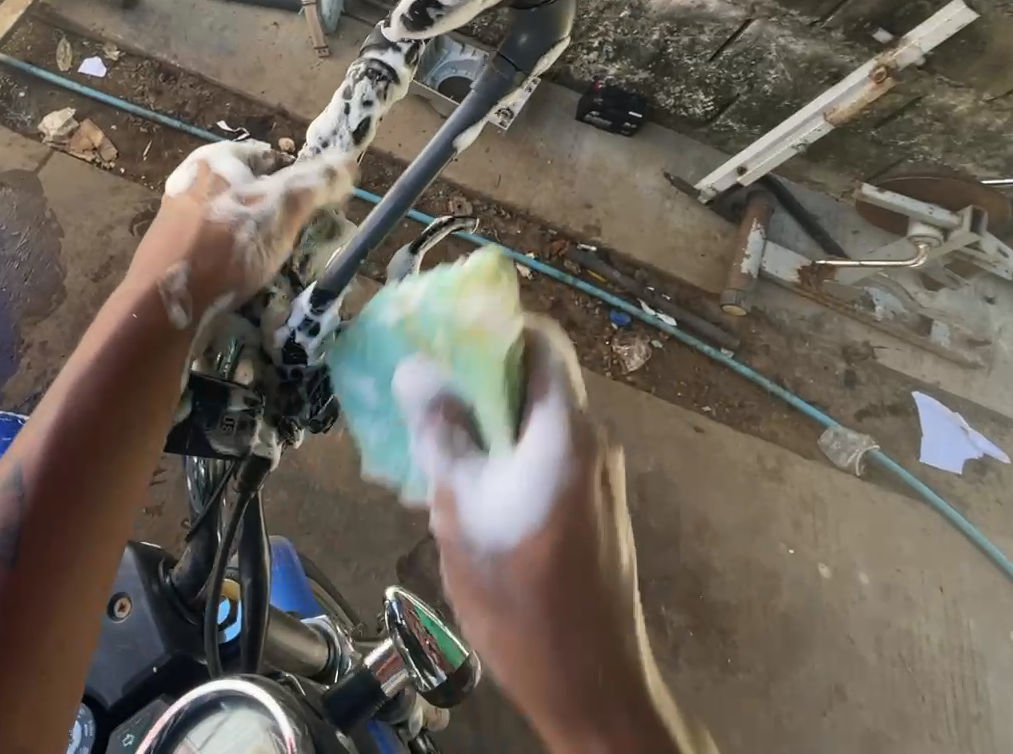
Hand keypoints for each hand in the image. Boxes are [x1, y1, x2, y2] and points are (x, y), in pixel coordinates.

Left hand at [129, 141, 354, 332]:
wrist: (165, 304)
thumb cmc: (227, 246)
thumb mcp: (282, 209)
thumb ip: (316, 184)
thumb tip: (348, 163)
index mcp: (216, 159)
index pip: (272, 156)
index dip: (299, 178)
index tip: (317, 206)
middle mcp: (193, 180)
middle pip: (252, 189)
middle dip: (278, 212)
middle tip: (300, 237)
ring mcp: (178, 216)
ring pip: (234, 220)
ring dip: (258, 238)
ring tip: (276, 263)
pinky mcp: (173, 251)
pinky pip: (216, 246)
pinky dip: (235, 258)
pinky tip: (245, 279)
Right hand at [411, 317, 713, 753]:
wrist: (590, 685)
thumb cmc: (520, 595)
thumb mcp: (461, 508)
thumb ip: (441, 432)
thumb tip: (415, 367)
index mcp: (566, 429)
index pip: (541, 340)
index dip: (493, 326)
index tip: (442, 334)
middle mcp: (592, 438)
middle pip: (534, 377)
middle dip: (477, 373)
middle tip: (422, 386)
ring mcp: (598, 472)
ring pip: (535, 416)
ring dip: (487, 415)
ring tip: (433, 436)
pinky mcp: (592, 502)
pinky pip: (545, 449)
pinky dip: (506, 447)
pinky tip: (466, 479)